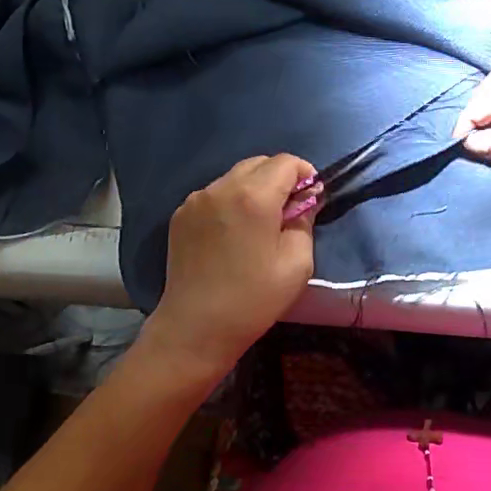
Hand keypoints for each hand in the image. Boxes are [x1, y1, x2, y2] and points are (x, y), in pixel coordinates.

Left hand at [142, 154, 317, 375]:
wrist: (197, 327)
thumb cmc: (254, 298)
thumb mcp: (297, 263)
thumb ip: (304, 221)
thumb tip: (303, 201)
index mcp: (253, 196)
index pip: (287, 162)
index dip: (305, 175)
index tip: (310, 200)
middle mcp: (221, 188)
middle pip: (258, 163)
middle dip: (279, 179)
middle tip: (288, 213)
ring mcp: (196, 200)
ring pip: (234, 178)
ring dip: (253, 190)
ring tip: (258, 226)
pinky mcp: (180, 215)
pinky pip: (214, 196)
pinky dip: (230, 203)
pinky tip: (232, 235)